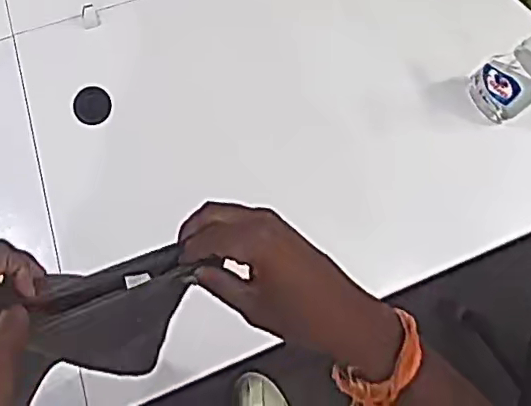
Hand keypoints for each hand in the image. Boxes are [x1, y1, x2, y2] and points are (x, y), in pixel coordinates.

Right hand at [179, 203, 403, 377]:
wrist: (348, 320)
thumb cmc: (313, 317)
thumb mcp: (254, 307)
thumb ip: (220, 284)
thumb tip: (200, 272)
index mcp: (255, 240)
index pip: (209, 237)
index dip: (190, 250)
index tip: (182, 260)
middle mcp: (263, 222)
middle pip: (212, 212)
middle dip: (193, 229)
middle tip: (184, 249)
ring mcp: (272, 221)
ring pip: (226, 210)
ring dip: (208, 225)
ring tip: (199, 250)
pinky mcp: (279, 225)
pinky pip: (241, 215)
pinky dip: (225, 225)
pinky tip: (221, 245)